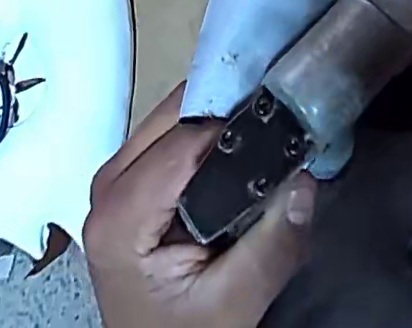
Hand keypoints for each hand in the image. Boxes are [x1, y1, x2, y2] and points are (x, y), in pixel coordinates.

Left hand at [84, 86, 317, 327]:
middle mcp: (107, 187)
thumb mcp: (235, 302)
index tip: (276, 123)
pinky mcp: (126, 180)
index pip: (183, 141)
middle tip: (271, 116)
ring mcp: (112, 180)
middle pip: (172, 116)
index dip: (231, 126)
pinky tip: (233, 138)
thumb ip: (271, 245)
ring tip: (257, 126)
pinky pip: (166, 132)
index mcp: (120, 217)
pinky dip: (201, 127)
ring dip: (214, 113)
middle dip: (223, 108)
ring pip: (169, 116)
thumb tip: (304, 179)